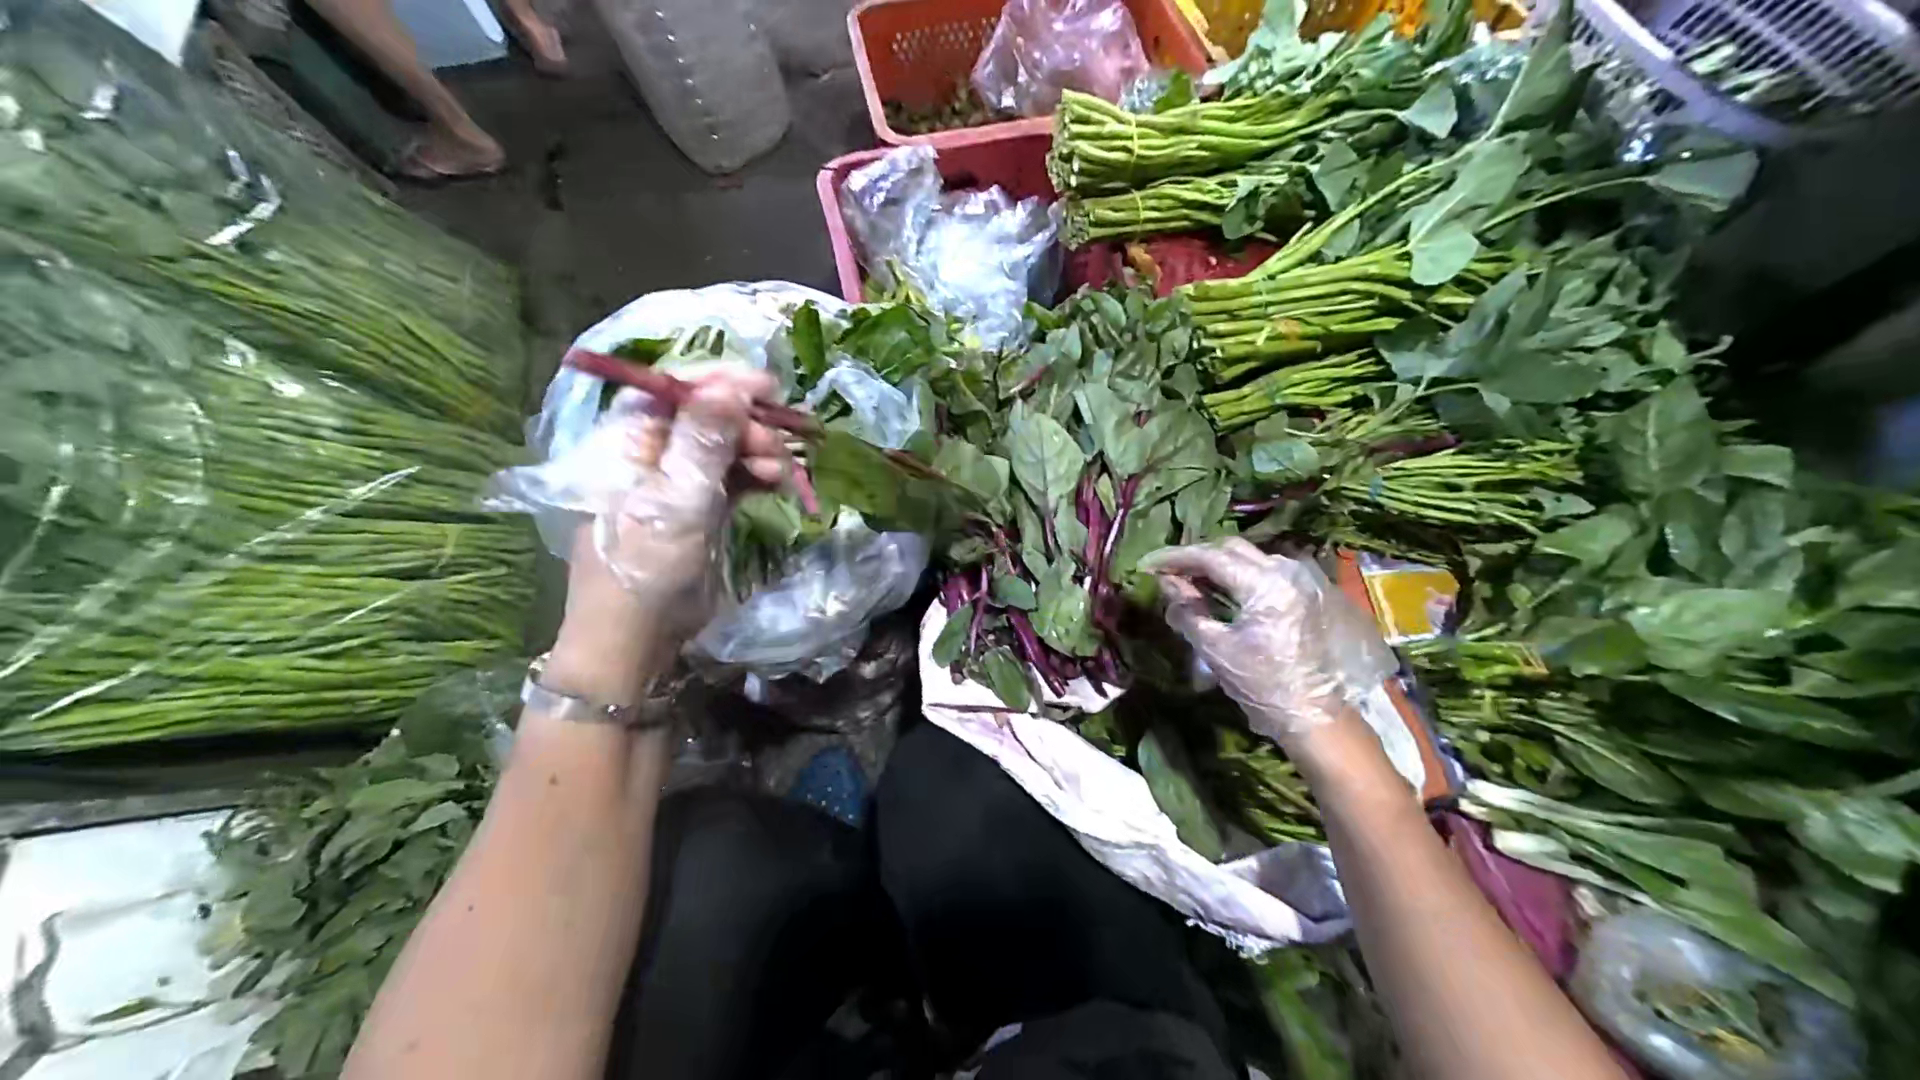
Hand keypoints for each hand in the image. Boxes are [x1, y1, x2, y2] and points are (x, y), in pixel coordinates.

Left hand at [555, 366, 787, 667]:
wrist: (636, 634)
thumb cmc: (646, 563)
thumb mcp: (677, 499)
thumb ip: (705, 440)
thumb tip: (731, 386)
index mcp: (630, 439)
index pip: (677, 390)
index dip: (723, 382)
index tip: (769, 388)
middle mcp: (653, 452)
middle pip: (708, 417)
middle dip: (748, 425)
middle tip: (779, 446)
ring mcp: (677, 480)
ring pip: (726, 446)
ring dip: (759, 452)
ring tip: (782, 474)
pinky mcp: (699, 505)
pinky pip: (733, 476)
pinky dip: (757, 475)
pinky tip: (778, 483)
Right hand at [1141, 539, 1394, 752]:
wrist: (1313, 715)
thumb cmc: (1262, 685)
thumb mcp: (1215, 648)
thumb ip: (1187, 610)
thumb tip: (1165, 583)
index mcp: (1266, 585)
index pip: (1212, 557)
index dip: (1176, 557)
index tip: (1148, 564)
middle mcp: (1287, 571)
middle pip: (1231, 549)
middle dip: (1196, 556)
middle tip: (1167, 571)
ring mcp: (1301, 579)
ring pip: (1249, 556)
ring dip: (1217, 563)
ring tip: (1188, 578)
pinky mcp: (1306, 592)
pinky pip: (1265, 569)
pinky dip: (1237, 573)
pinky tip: (1218, 587)